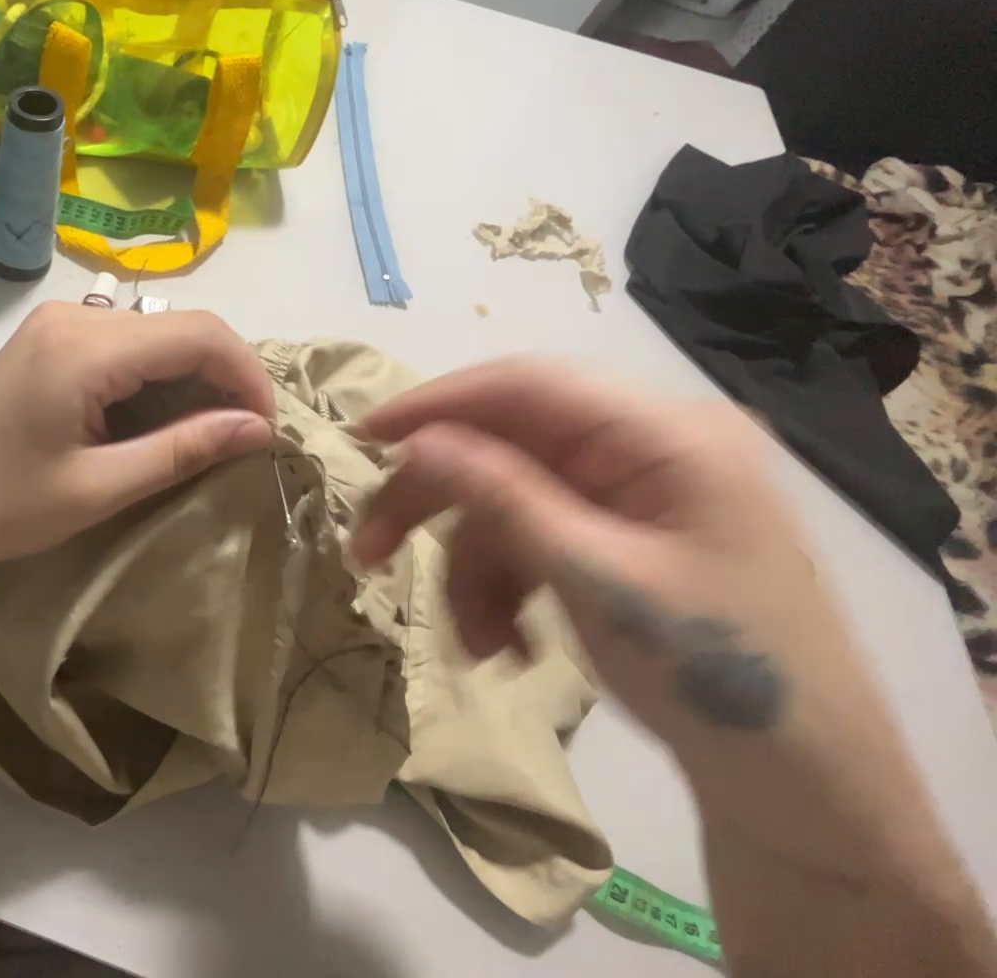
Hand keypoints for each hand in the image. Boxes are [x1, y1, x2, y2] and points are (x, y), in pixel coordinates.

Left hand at [0, 302, 273, 606]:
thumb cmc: (3, 509)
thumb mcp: (99, 488)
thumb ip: (183, 450)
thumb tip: (258, 428)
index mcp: (84, 348)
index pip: (198, 334)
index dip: (246, 376)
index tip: (266, 429)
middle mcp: (71, 317)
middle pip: (179, 327)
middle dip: (223, 377)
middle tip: (243, 437)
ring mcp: (54, 324)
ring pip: (153, 333)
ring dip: (189, 377)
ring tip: (207, 434)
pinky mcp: (45, 341)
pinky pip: (120, 344)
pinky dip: (153, 376)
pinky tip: (159, 418)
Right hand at [345, 359, 877, 762]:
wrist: (800, 778)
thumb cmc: (715, 668)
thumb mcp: (595, 578)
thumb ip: (502, 498)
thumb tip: (418, 441)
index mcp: (665, 436)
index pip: (526, 387)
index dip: (436, 405)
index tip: (364, 439)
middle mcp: (644, 450)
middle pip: (502, 449)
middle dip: (434, 507)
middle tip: (368, 553)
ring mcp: (629, 496)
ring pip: (504, 504)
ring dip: (470, 570)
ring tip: (473, 641)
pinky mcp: (615, 537)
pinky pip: (528, 541)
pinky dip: (501, 588)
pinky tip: (503, 644)